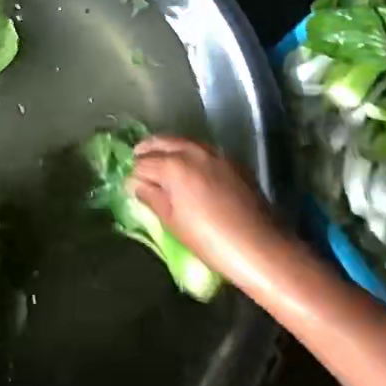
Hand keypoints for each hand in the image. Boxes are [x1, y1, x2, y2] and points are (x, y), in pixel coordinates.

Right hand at [129, 136, 286, 290]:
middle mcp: (194, 151)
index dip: (134, 172)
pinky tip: (188, 168)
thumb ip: (152, 197)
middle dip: (148, 149)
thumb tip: (135, 183)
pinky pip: (203, 150)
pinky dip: (189, 153)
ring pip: (184, 142)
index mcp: (174, 165)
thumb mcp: (173, 222)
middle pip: (164, 142)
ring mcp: (216, 153)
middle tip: (137, 159)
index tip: (128, 182)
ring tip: (160, 162)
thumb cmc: (209, 239)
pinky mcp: (232, 160)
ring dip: (169, 148)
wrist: (258, 243)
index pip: (144, 163)